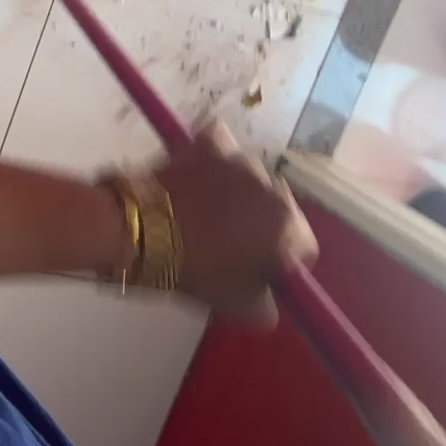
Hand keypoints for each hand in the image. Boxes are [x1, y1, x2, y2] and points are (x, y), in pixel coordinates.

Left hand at [144, 122, 316, 325]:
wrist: (142, 229)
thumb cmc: (196, 270)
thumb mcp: (243, 305)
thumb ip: (268, 301)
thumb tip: (267, 293)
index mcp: (288, 227)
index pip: (303, 245)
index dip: (282, 257)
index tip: (258, 264)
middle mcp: (272, 188)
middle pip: (277, 204)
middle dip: (261, 218)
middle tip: (230, 233)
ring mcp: (237, 162)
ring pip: (250, 172)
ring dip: (238, 184)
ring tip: (210, 200)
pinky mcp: (205, 144)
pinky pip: (220, 139)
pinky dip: (215, 149)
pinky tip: (201, 165)